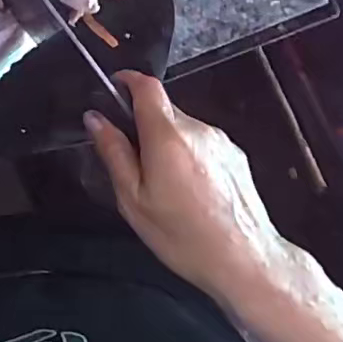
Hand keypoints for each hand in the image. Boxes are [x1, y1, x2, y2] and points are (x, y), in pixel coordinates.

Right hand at [85, 71, 299, 307]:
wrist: (247, 261)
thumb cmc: (186, 237)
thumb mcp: (133, 199)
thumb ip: (113, 152)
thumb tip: (96, 120)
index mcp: (167, 136)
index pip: (147, 86)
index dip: (128, 80)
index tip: (115, 85)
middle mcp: (196, 130)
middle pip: (163, 109)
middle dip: (144, 125)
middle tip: (134, 160)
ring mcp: (219, 141)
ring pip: (182, 127)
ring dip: (167, 143)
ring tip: (165, 185)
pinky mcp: (235, 154)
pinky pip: (202, 142)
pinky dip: (189, 155)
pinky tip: (190, 191)